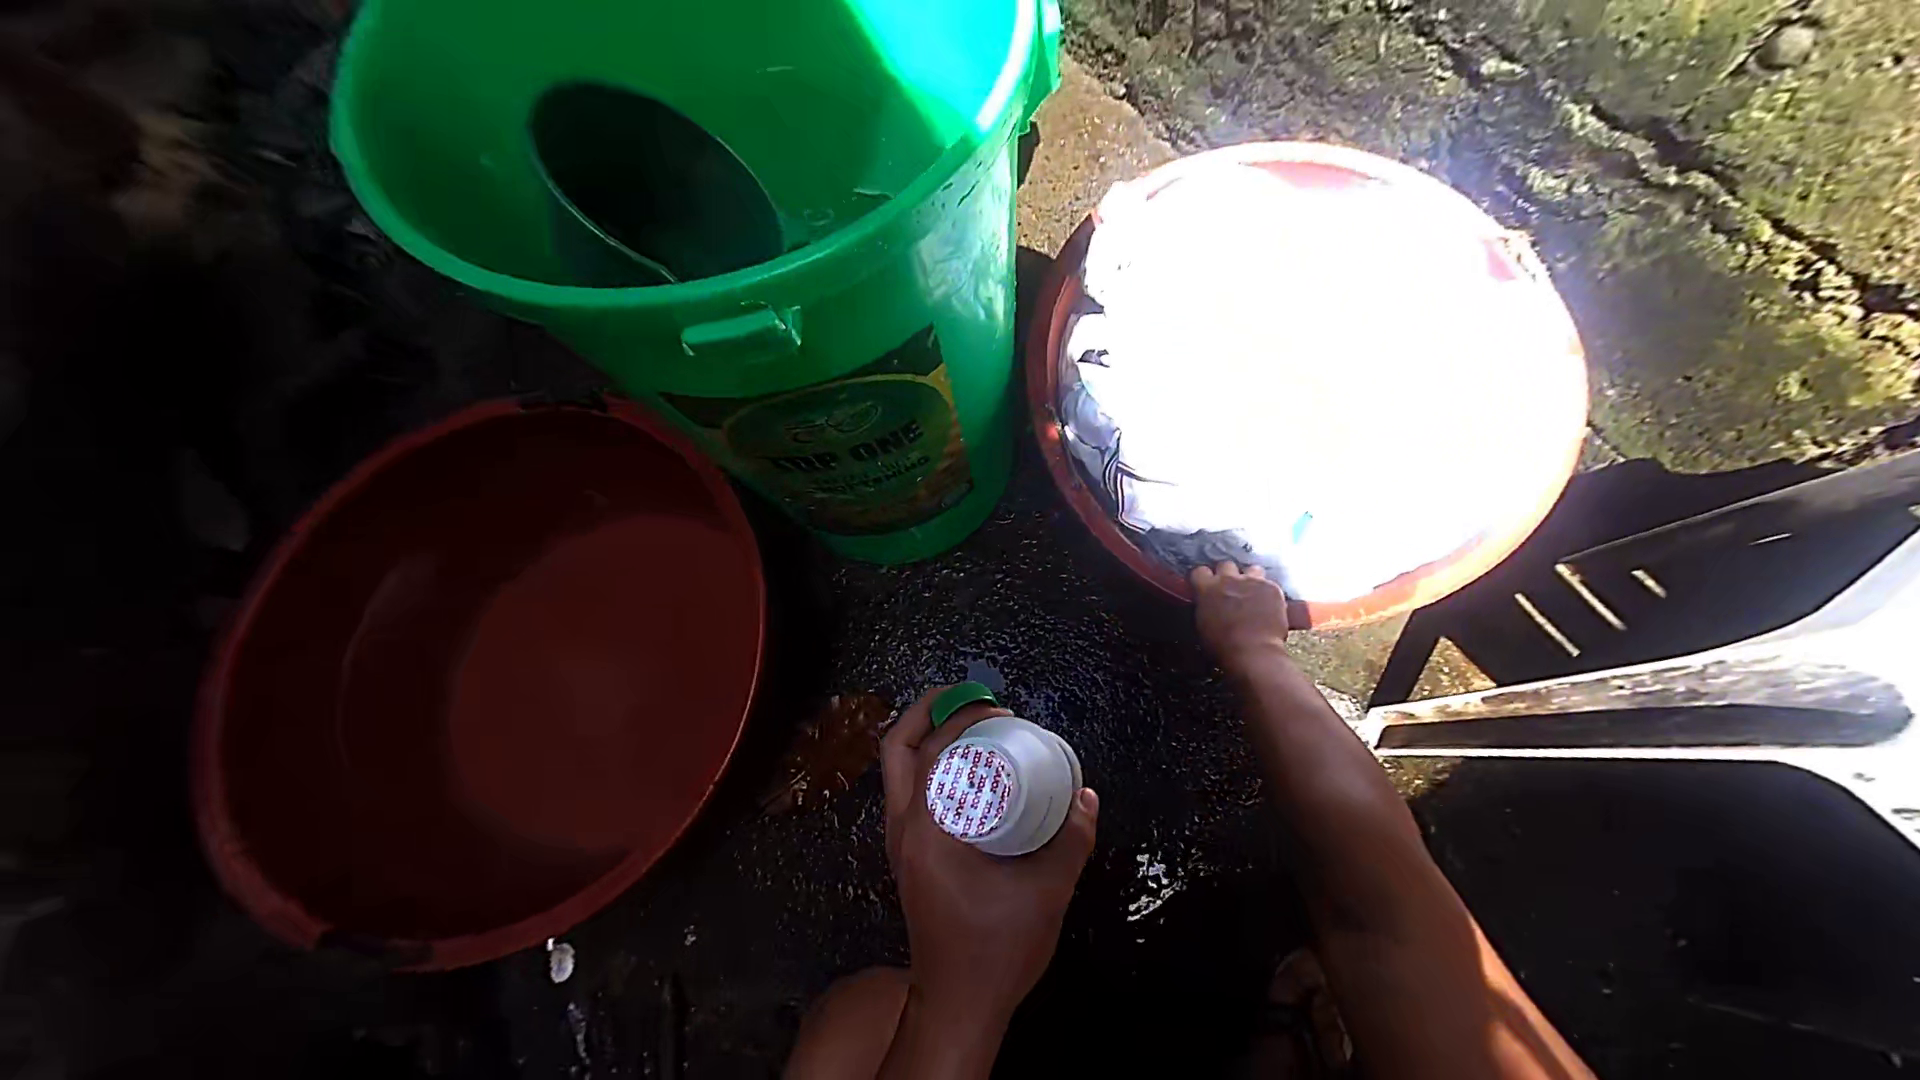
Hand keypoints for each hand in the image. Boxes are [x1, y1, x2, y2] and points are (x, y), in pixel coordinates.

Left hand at [879, 686, 1099, 1034]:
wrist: (959, 1004)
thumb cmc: (996, 951)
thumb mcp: (1047, 893)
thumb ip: (1072, 840)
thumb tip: (1085, 797)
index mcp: (926, 832)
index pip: (930, 752)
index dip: (962, 720)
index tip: (999, 713)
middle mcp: (902, 829)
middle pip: (895, 747)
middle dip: (927, 710)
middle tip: (964, 696)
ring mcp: (899, 841)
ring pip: (894, 767)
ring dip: (923, 733)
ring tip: (964, 720)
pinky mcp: (906, 851)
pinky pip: (906, 788)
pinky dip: (927, 761)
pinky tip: (963, 765)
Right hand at [1190, 561, 1292, 672]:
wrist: (1252, 652)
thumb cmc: (1222, 644)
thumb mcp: (1203, 623)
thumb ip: (1205, 606)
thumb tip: (1208, 603)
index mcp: (1207, 588)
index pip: (1199, 571)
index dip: (1203, 578)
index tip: (1205, 586)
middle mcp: (1228, 579)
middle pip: (1225, 565)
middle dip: (1227, 574)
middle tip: (1229, 588)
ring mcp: (1252, 581)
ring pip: (1251, 569)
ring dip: (1250, 578)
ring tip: (1252, 591)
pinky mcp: (1272, 588)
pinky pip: (1269, 583)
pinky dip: (1267, 591)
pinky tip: (1268, 603)